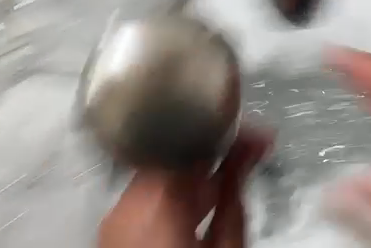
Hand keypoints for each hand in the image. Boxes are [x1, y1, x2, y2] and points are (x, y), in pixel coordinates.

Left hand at [99, 132, 268, 247]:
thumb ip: (234, 197)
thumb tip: (248, 157)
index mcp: (158, 201)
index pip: (193, 139)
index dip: (229, 134)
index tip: (259, 137)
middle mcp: (128, 202)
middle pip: (175, 155)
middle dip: (214, 154)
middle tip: (251, 156)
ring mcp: (114, 220)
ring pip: (161, 175)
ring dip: (196, 175)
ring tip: (230, 184)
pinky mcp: (111, 236)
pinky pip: (147, 200)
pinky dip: (174, 198)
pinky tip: (201, 207)